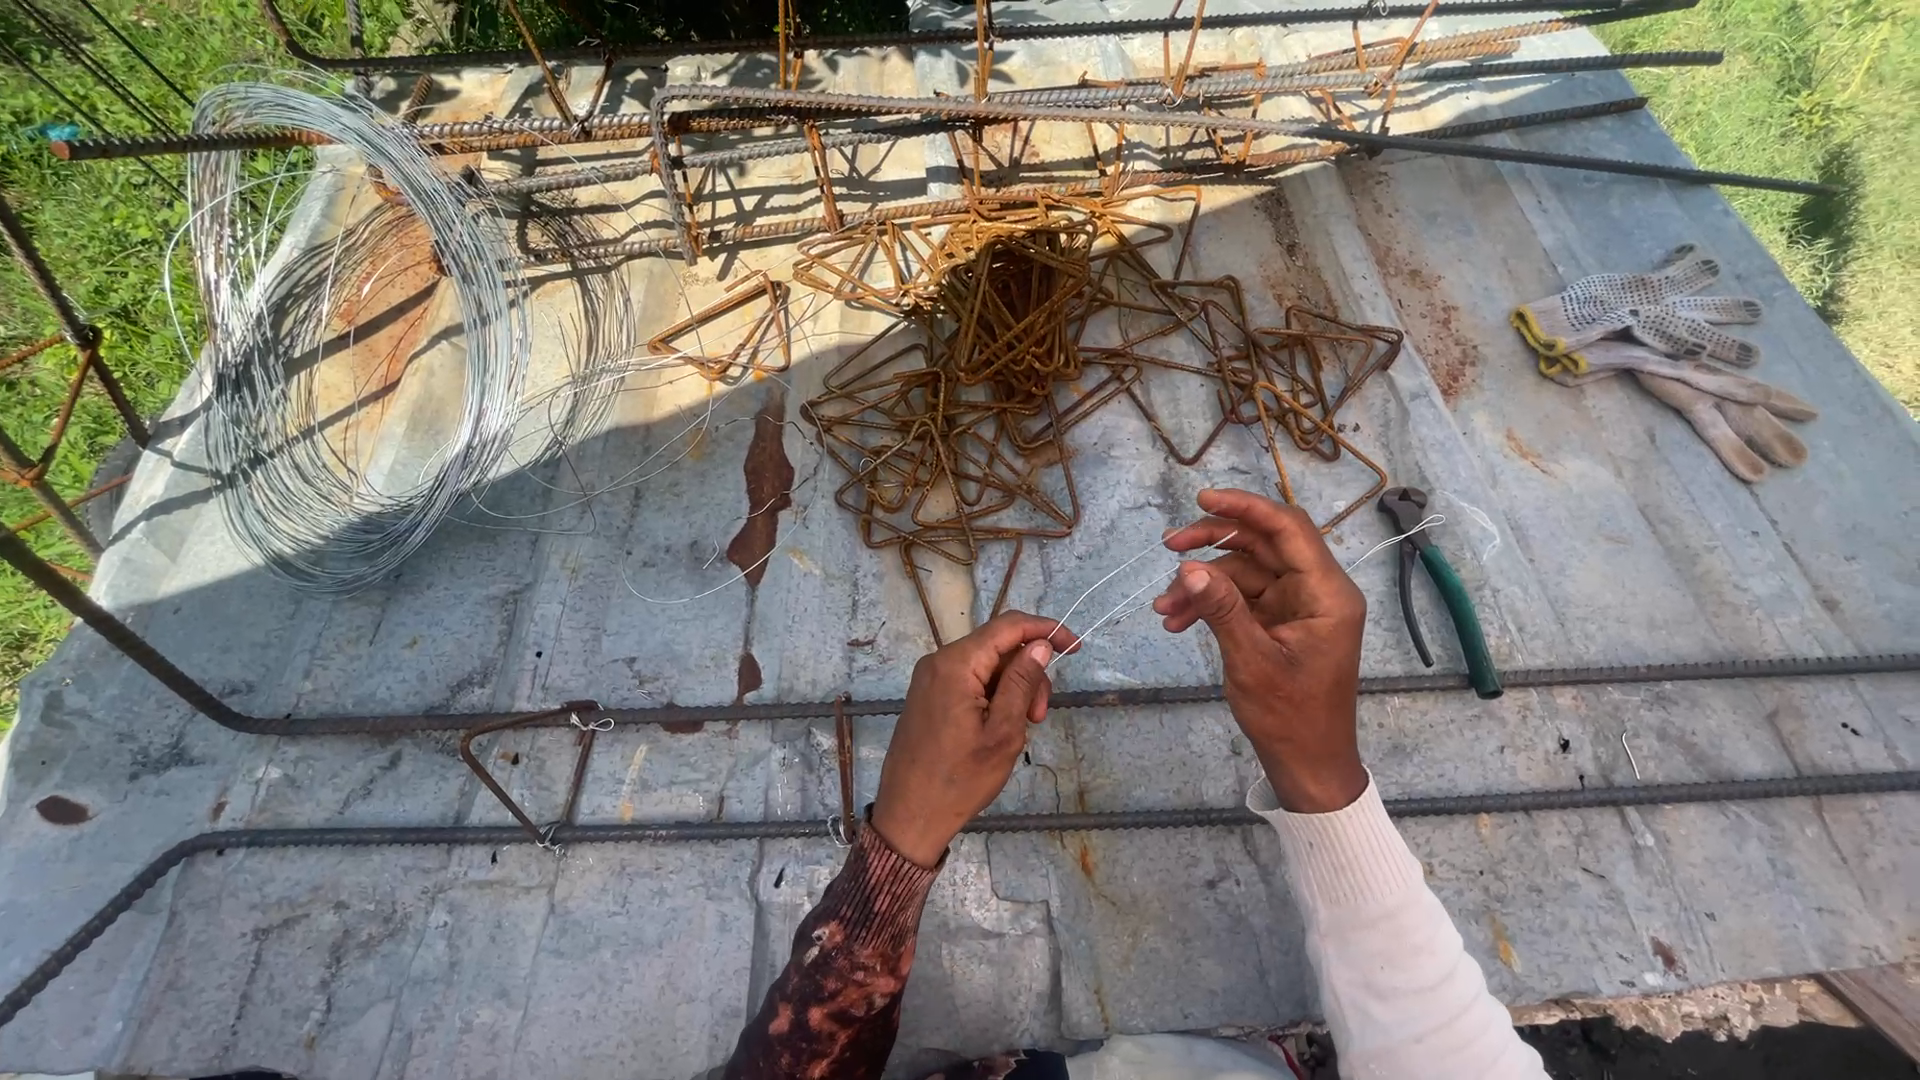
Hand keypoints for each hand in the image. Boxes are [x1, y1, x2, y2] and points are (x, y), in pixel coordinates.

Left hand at [871, 612, 1080, 866]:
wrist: (909, 815)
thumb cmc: (960, 779)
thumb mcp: (1003, 732)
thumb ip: (1022, 682)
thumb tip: (1040, 645)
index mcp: (956, 664)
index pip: (1009, 626)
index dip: (1047, 630)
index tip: (1077, 647)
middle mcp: (939, 661)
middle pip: (999, 647)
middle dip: (1028, 673)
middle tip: (1039, 716)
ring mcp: (931, 678)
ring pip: (987, 665)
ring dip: (1013, 689)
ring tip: (1021, 729)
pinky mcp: (929, 695)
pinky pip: (970, 680)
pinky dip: (993, 696)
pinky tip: (1000, 727)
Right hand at [1153, 488, 1368, 813]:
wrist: (1306, 763)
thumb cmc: (1290, 716)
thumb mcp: (1250, 661)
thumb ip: (1222, 609)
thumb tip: (1188, 568)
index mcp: (1326, 593)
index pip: (1288, 529)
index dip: (1245, 508)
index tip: (1202, 501)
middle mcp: (1316, 590)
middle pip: (1261, 544)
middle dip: (1212, 544)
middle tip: (1168, 546)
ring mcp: (1296, 605)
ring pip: (1243, 571)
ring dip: (1202, 584)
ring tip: (1164, 608)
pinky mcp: (1279, 620)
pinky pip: (1240, 597)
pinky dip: (1209, 605)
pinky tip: (1177, 622)